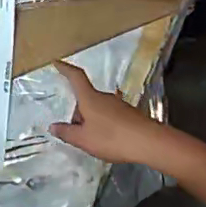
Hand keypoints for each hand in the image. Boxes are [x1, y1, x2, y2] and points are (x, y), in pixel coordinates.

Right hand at [48, 62, 195, 172]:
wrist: (152, 144)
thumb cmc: (112, 137)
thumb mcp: (84, 140)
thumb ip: (67, 133)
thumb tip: (53, 126)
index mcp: (90, 98)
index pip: (76, 77)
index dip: (65, 68)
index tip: (57, 62)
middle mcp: (105, 97)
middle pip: (87, 97)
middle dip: (78, 109)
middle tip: (73, 127)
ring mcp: (120, 105)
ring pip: (99, 107)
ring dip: (92, 118)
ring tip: (91, 137)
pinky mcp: (132, 115)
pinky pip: (112, 115)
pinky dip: (105, 123)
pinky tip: (108, 139)